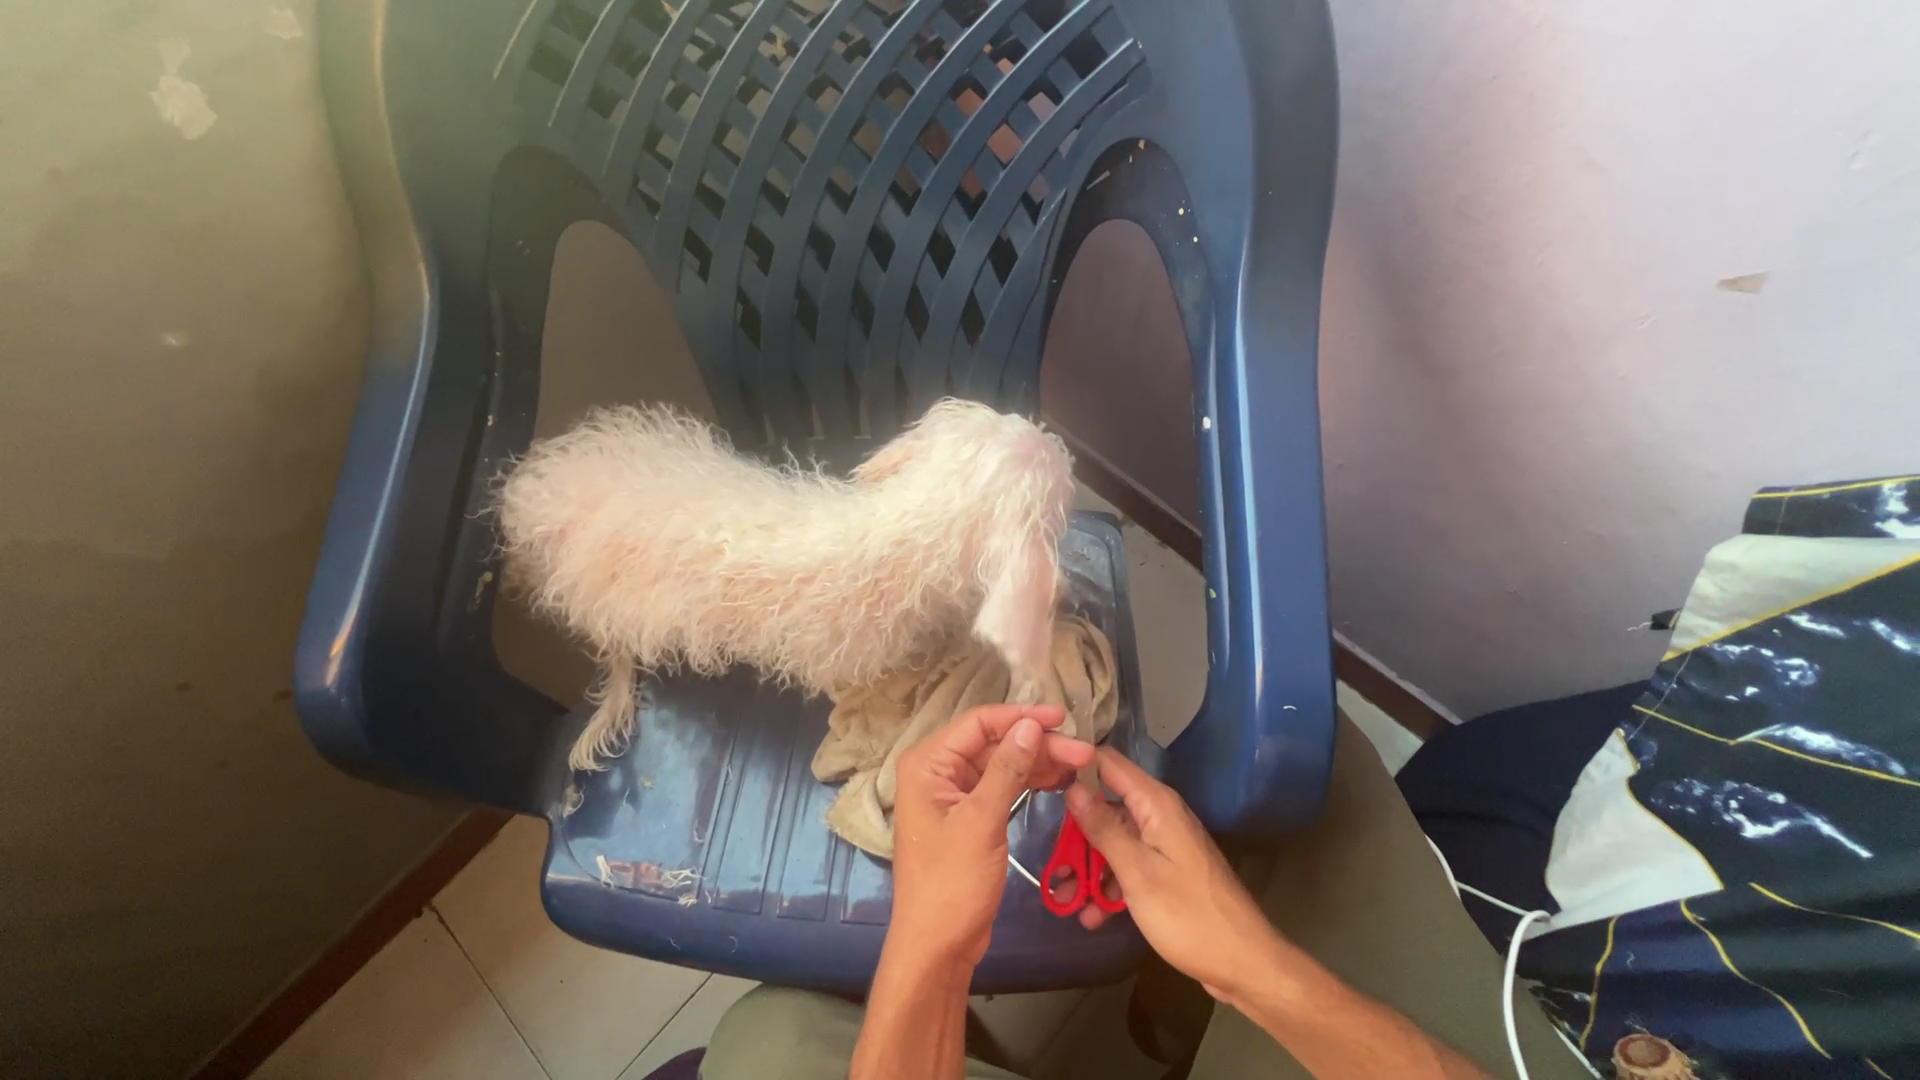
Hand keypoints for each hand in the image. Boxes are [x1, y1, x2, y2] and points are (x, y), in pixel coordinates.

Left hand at [891, 704, 1096, 966]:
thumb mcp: (982, 821)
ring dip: (1039, 763)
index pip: (979, 723)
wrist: (938, 945)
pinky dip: (1030, 782)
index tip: (1062, 718)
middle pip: (995, 743)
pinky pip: (1003, 786)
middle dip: (1038, 745)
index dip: (1021, 717)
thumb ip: (1007, 769)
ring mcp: (954, 793)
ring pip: (1003, 764)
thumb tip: (1030, 725)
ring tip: (1080, 764)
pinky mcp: (970, 815)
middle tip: (1084, 752)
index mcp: (928, 763)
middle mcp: (937, 771)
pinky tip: (1060, 781)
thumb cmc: (952, 882)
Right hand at [1067, 748, 1285, 999]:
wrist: (1244, 964)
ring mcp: (1163, 845)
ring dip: (1088, 867)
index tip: (1040, 779)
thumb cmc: (1189, 915)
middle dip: (1075, 835)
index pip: (1108, 763)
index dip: (1074, 765)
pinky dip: (1110, 885)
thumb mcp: (1138, 872)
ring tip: (1064, 898)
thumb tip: (1072, 787)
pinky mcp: (1166, 872)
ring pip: (1113, 841)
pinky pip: (1129, 866)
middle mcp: (1159, 816)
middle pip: (1105, 808)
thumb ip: (1103, 828)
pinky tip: (1093, 915)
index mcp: (1156, 804)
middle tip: (1048, 862)